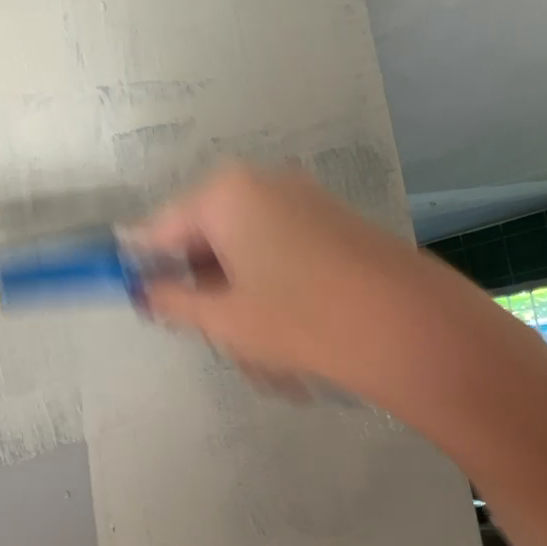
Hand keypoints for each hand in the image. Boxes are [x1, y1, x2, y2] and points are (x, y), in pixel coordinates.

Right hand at [138, 163, 427, 393]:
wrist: (407, 327)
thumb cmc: (298, 318)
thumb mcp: (221, 318)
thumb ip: (171, 300)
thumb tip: (144, 291)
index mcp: (226, 194)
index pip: (158, 229)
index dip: (143, 268)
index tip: (139, 304)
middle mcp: (262, 185)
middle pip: (204, 243)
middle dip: (206, 295)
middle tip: (218, 339)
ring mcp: (302, 203)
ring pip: (243, 260)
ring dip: (241, 308)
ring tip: (264, 359)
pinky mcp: (332, 227)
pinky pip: (278, 261)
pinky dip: (272, 299)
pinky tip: (291, 342)